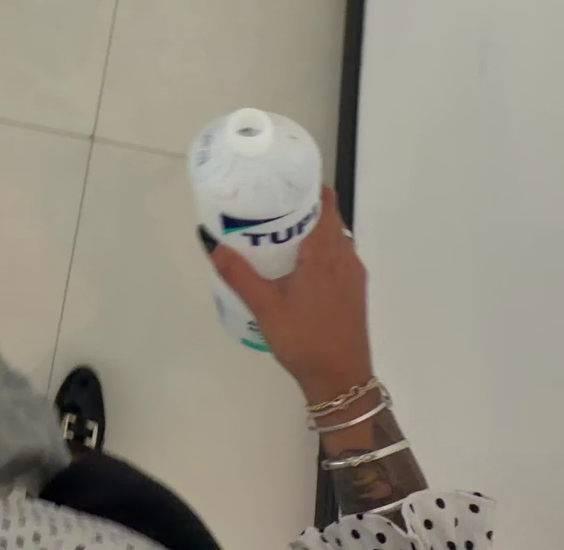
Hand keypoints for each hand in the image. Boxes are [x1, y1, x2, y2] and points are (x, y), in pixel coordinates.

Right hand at [207, 185, 373, 404]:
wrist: (343, 384)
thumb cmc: (305, 340)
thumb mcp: (264, 307)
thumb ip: (237, 273)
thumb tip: (210, 240)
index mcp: (325, 253)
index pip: (326, 202)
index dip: (308, 185)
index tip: (281, 179)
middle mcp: (345, 257)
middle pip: (328, 217)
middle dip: (301, 206)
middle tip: (268, 203)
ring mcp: (353, 275)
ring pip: (334, 237)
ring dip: (310, 228)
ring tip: (276, 230)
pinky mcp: (354, 291)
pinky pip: (338, 255)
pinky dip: (319, 248)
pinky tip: (295, 263)